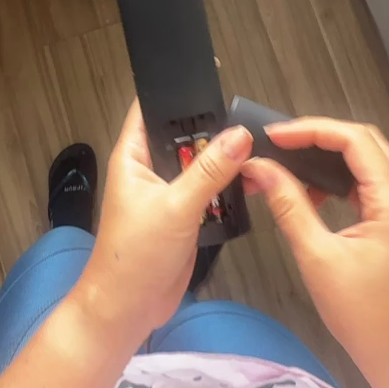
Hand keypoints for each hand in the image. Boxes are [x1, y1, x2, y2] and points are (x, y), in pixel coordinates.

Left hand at [70, 100, 251, 346]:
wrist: (129, 309)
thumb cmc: (136, 254)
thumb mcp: (176, 207)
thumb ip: (209, 170)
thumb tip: (240, 134)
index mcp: (133, 155)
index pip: (151, 110)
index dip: (176, 93)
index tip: (211, 78)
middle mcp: (149, 168)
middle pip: (184, 136)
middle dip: (212, 130)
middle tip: (249, 122)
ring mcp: (167, 192)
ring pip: (200, 165)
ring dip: (223, 161)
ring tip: (259, 150)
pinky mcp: (184, 215)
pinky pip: (208, 191)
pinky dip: (226, 188)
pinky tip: (251, 180)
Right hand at [240, 117, 388, 387]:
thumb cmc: (365, 318)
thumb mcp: (318, 258)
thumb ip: (288, 204)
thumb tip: (260, 168)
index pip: (356, 140)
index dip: (311, 129)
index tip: (273, 135)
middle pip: (366, 143)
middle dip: (319, 136)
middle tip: (278, 143)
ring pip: (369, 162)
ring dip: (329, 157)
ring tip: (288, 164)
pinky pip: (371, 186)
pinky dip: (340, 181)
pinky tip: (311, 194)